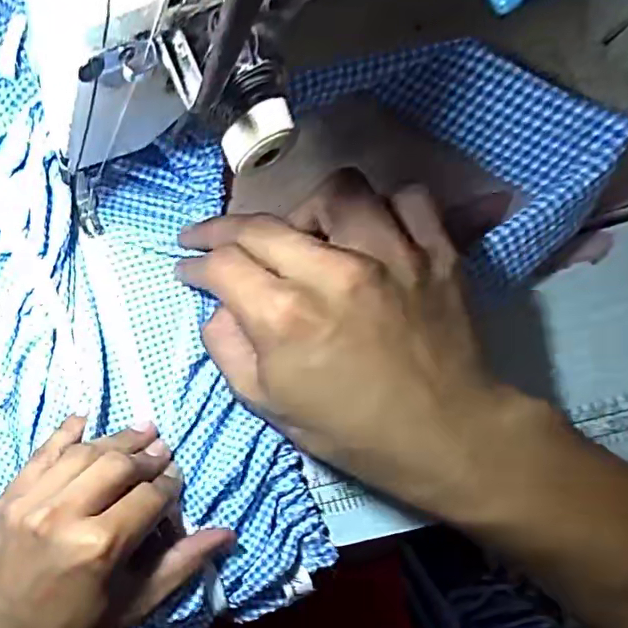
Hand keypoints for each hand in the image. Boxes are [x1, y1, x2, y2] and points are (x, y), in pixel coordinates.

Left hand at [0, 417, 233, 627]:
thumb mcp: (132, 606)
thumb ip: (179, 565)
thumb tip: (227, 534)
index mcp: (100, 546)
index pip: (149, 497)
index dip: (170, 487)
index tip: (177, 482)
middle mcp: (64, 514)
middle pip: (118, 465)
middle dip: (147, 455)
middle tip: (163, 449)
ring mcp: (30, 500)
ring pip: (83, 453)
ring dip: (115, 439)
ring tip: (140, 431)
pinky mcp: (7, 496)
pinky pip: (41, 452)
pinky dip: (65, 433)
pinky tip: (85, 419)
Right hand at [177, 168, 559, 519]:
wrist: (440, 434)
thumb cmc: (345, 429)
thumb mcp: (266, 404)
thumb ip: (228, 348)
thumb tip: (220, 306)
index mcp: (285, 317)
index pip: (224, 263)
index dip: (195, 263)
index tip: (187, 268)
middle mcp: (333, 272)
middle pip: (262, 224)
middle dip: (222, 230)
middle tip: (212, 242)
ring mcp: (391, 254)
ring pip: (335, 193)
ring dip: (304, 212)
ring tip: (303, 237)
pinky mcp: (437, 251)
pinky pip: (406, 199)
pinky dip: (380, 210)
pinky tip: (368, 235)